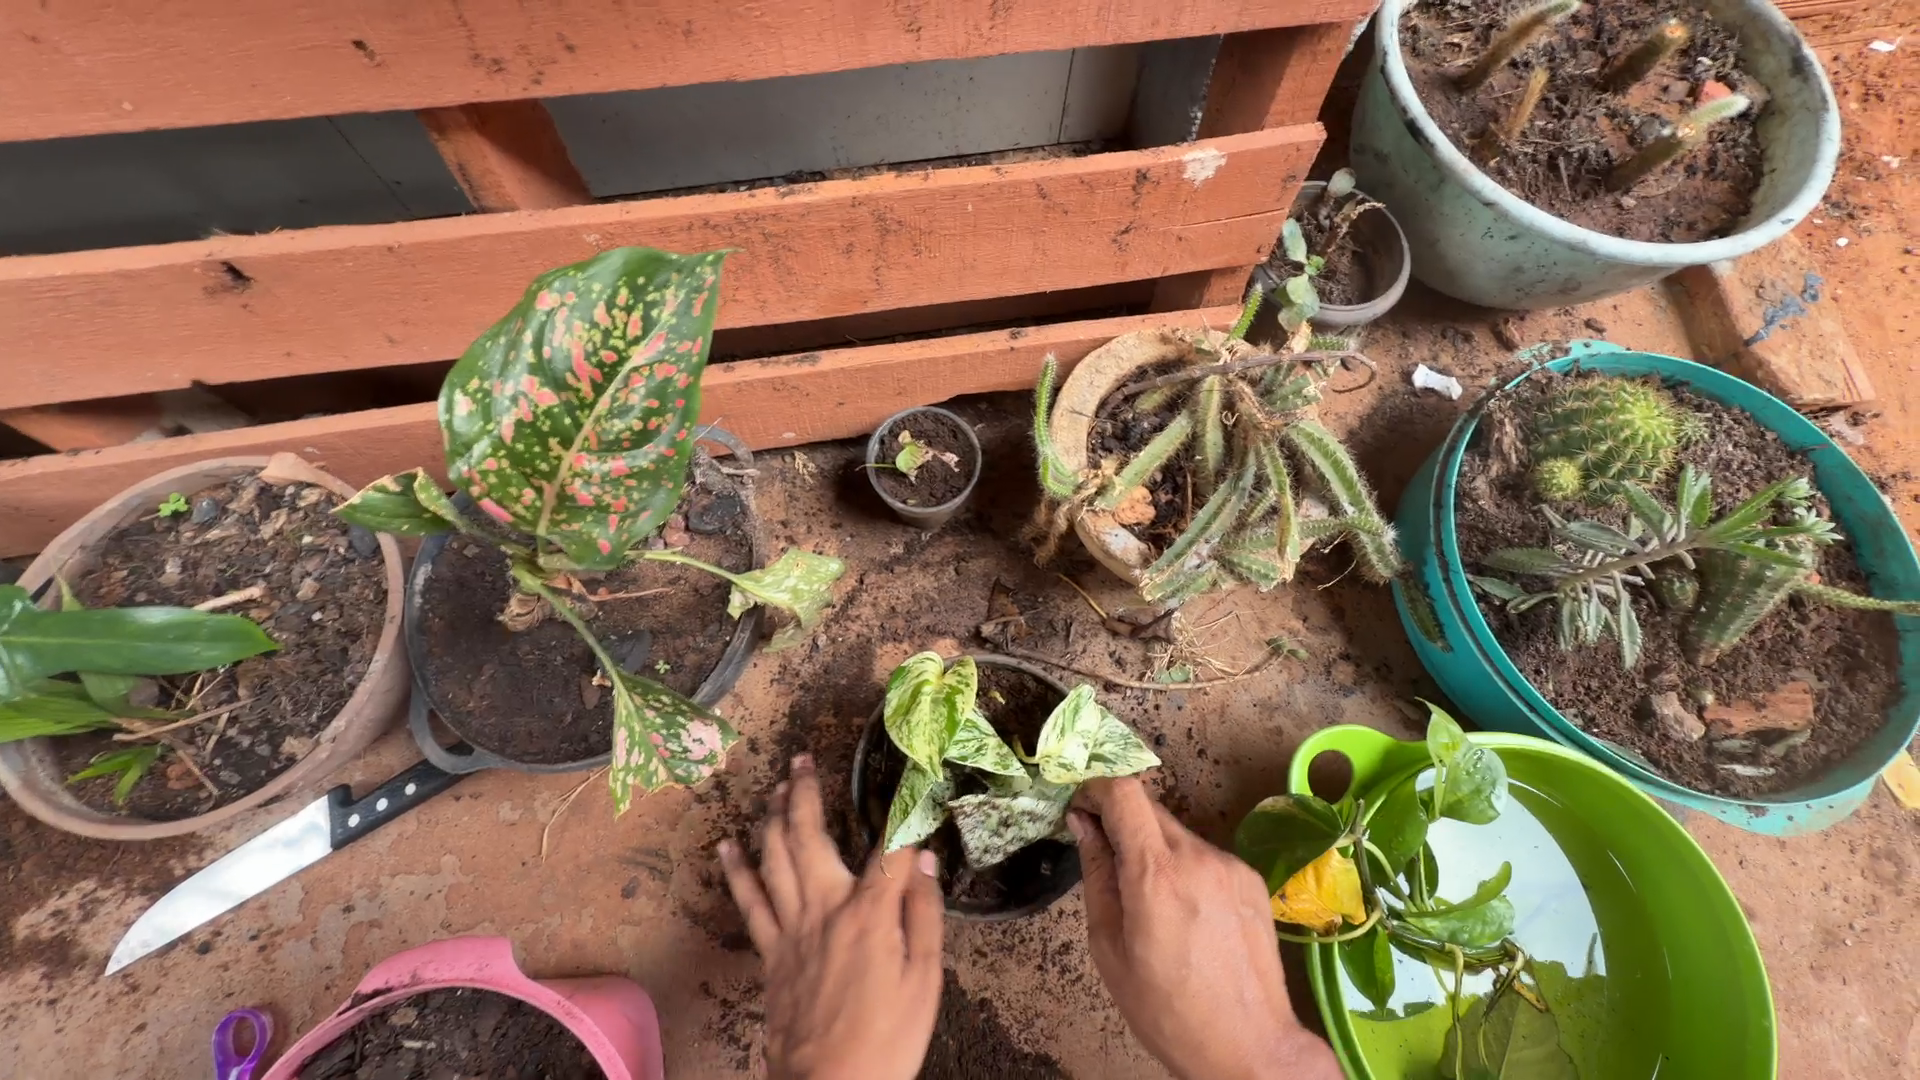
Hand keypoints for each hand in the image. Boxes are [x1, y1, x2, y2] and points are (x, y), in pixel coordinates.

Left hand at [718, 754, 944, 1079]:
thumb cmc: (887, 1038)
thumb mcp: (925, 980)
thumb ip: (924, 913)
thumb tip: (924, 857)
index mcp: (869, 913)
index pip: (889, 848)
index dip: (902, 813)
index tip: (910, 783)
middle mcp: (824, 907)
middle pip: (809, 836)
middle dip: (806, 792)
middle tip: (803, 759)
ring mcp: (791, 928)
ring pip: (774, 857)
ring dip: (772, 816)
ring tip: (775, 786)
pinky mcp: (770, 951)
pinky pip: (748, 901)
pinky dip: (737, 870)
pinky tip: (728, 845)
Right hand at [1069, 777, 1341, 1079]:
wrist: (1251, 1050)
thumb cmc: (1166, 1009)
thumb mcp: (1109, 946)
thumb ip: (1096, 874)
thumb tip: (1083, 824)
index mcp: (1156, 875)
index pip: (1124, 793)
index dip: (1095, 790)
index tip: (1082, 810)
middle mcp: (1197, 857)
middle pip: (1148, 807)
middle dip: (1121, 821)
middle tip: (1107, 857)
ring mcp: (1229, 865)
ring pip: (1176, 832)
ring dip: (1154, 848)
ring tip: (1152, 901)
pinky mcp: (1251, 878)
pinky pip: (1204, 854)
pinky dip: (1185, 867)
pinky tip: (1188, 913)